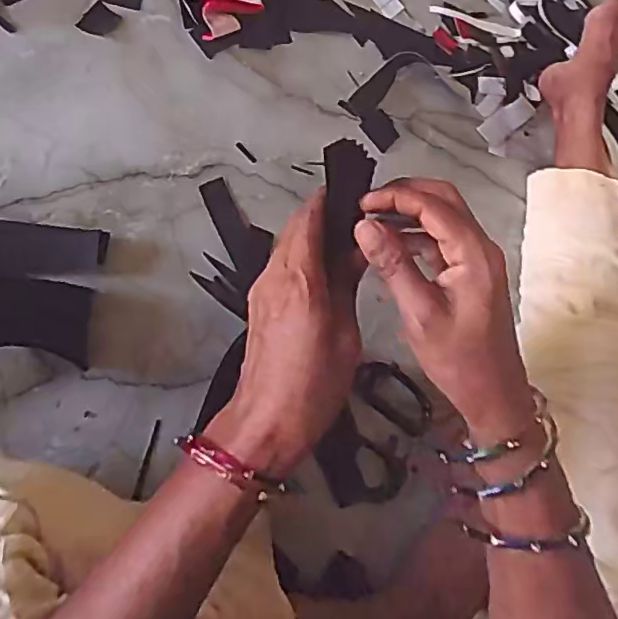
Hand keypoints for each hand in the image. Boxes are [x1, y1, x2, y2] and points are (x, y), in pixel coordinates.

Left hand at [211, 190, 361, 474]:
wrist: (266, 424)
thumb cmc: (311, 386)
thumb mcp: (346, 332)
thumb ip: (348, 283)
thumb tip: (358, 249)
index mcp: (299, 279)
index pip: (308, 218)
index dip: (328, 199)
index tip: (350, 194)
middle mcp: (274, 277)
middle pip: (295, 227)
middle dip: (322, 215)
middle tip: (355, 218)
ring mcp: (262, 290)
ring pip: (287, 245)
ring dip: (312, 236)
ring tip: (345, 244)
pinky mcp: (259, 304)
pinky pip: (282, 265)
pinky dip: (303, 256)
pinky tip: (326, 270)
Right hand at [355, 179, 535, 441]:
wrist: (493, 394)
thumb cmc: (462, 362)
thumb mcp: (419, 313)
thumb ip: (393, 264)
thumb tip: (365, 227)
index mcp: (474, 254)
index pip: (433, 205)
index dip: (396, 197)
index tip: (364, 203)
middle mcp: (481, 248)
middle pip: (443, 199)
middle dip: (405, 194)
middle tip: (369, 203)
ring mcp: (478, 258)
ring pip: (443, 215)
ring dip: (409, 212)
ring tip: (374, 222)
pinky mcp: (470, 269)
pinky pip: (442, 237)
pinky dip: (416, 233)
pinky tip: (391, 244)